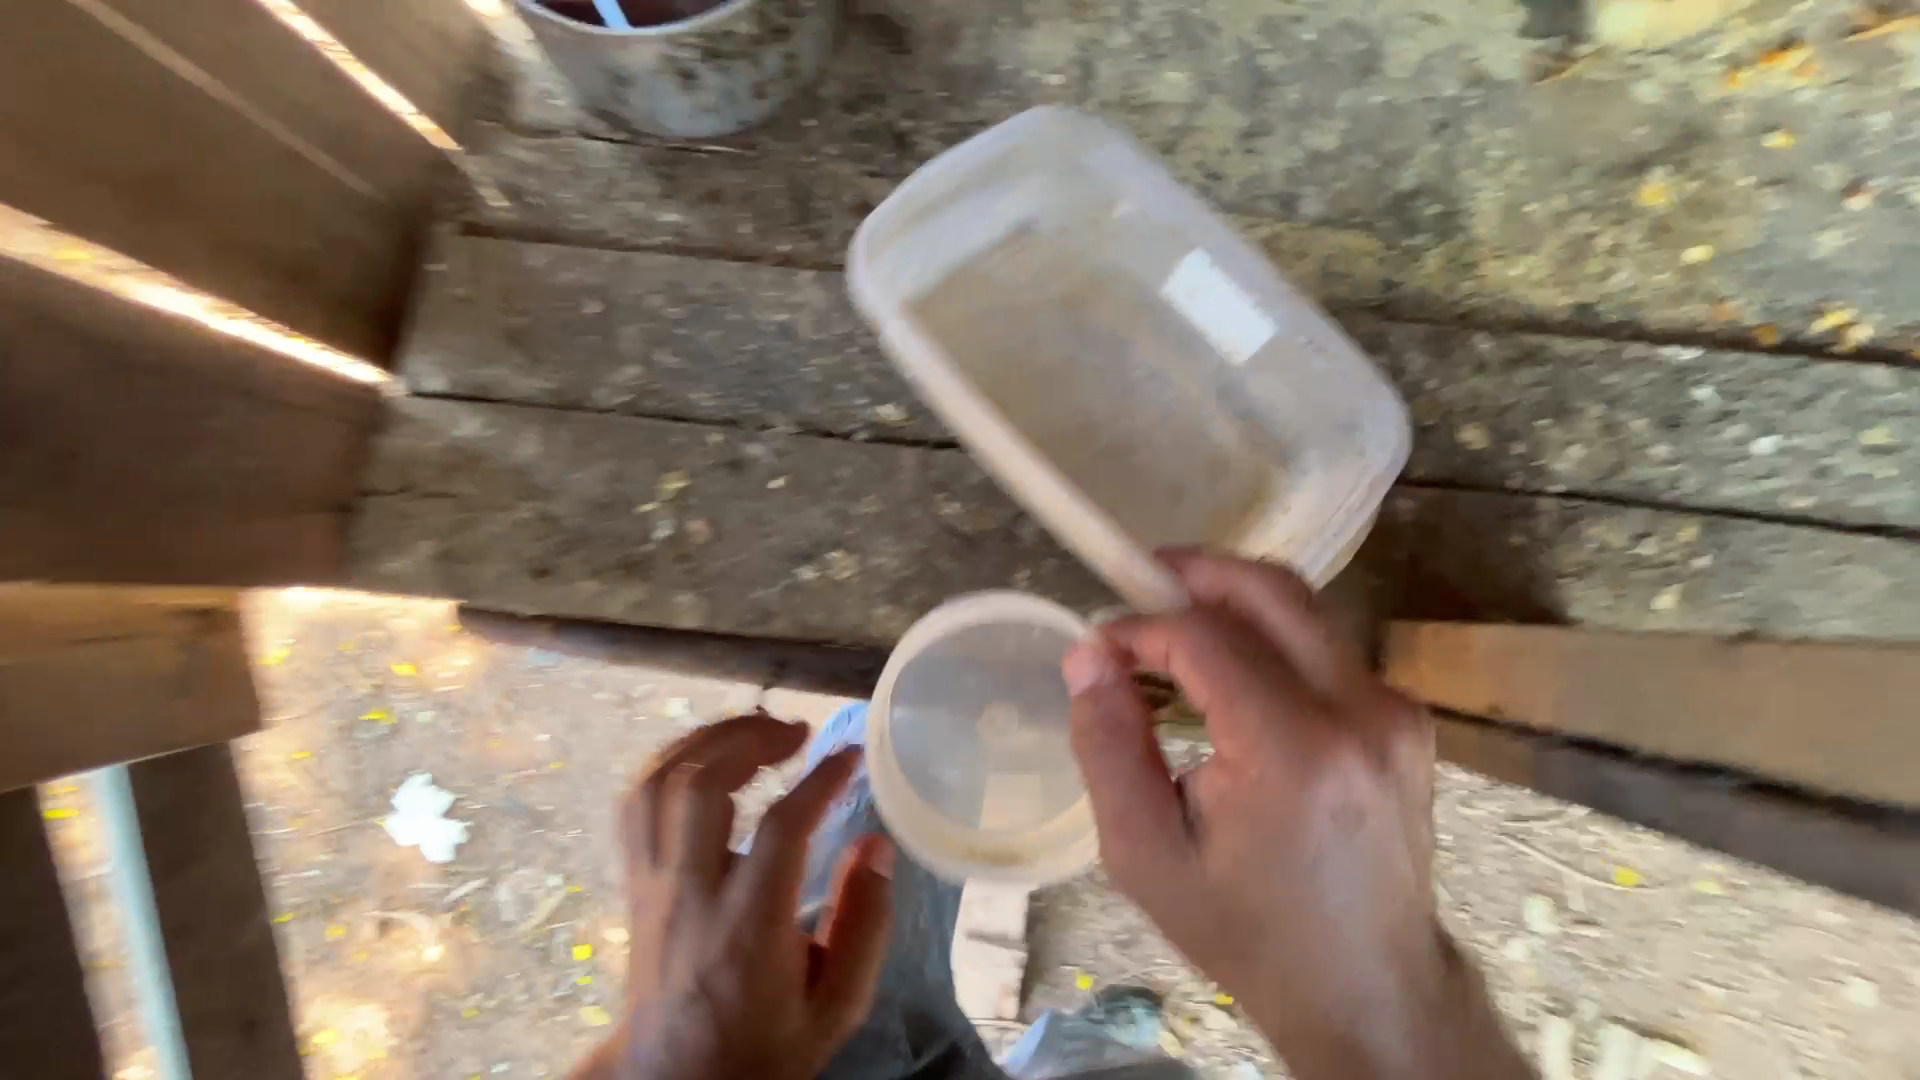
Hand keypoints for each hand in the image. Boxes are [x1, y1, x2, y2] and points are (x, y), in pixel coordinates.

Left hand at [575, 713, 894, 1079]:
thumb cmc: (767, 1045)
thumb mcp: (838, 1004)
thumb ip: (865, 922)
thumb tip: (876, 843)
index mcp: (748, 928)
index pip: (782, 828)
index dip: (821, 779)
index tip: (852, 755)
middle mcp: (690, 896)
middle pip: (702, 786)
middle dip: (752, 738)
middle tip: (796, 731)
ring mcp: (651, 886)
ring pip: (659, 784)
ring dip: (709, 739)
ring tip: (754, 730)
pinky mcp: (633, 884)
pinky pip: (636, 804)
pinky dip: (672, 762)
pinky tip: (709, 754)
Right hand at [1062, 551, 1527, 1079]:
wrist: (1370, 992)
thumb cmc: (1244, 929)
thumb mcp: (1143, 852)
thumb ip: (1106, 744)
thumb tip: (1087, 655)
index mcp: (1293, 751)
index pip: (1205, 638)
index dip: (1141, 626)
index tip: (1100, 644)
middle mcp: (1360, 712)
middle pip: (1271, 591)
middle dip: (1195, 571)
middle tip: (1139, 578)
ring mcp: (1395, 712)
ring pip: (1302, 609)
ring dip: (1230, 600)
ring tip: (1171, 622)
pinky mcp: (1404, 719)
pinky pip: (1323, 646)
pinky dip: (1264, 636)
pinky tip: (1224, 670)